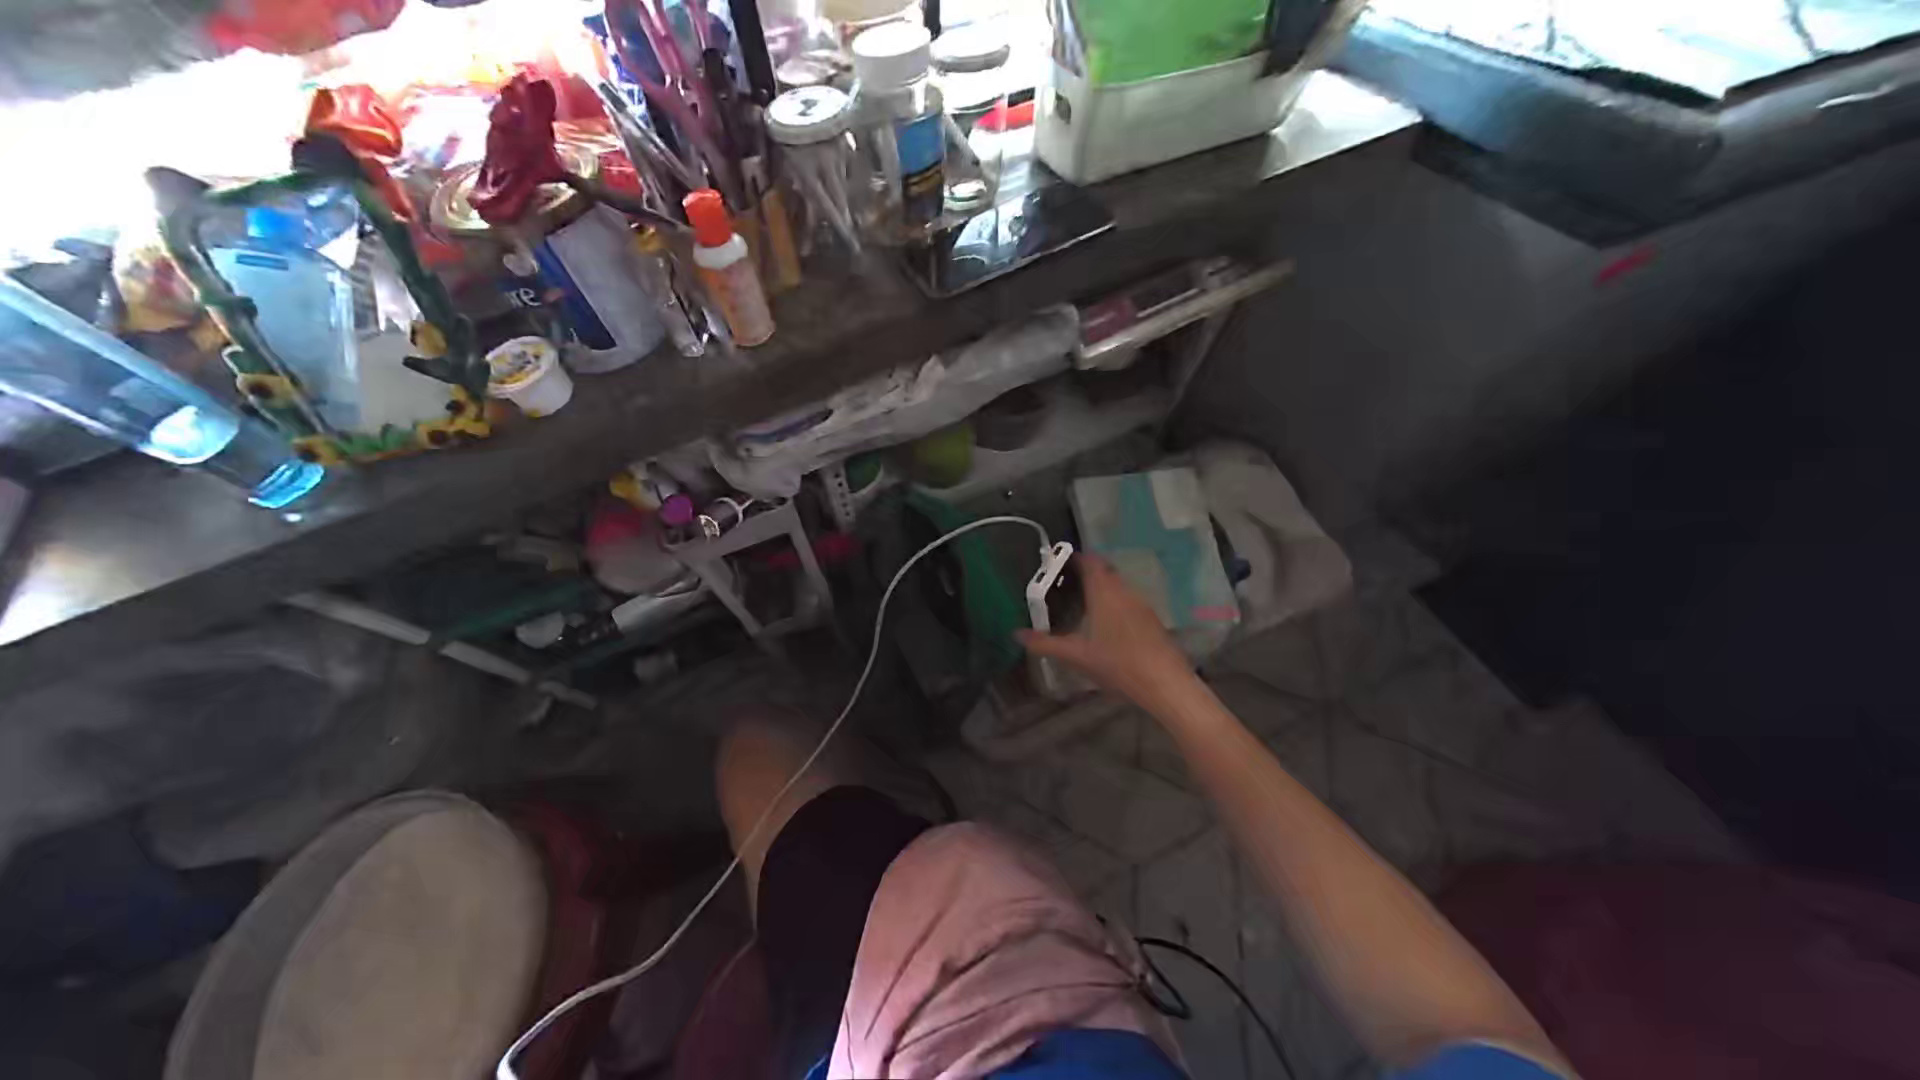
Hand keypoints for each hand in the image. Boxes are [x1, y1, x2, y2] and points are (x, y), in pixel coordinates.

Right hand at [1017, 554, 1195, 709]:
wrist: (1164, 683)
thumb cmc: (1117, 663)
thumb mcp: (1076, 655)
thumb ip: (1044, 643)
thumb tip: (1016, 634)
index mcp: (1104, 592)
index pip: (1090, 561)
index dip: (1074, 557)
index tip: (1057, 562)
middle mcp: (1124, 591)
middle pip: (1105, 570)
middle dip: (1086, 572)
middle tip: (1065, 583)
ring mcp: (1141, 604)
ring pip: (1118, 586)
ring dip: (1101, 587)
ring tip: (1081, 602)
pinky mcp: (1151, 619)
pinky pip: (1128, 600)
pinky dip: (1114, 602)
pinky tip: (1106, 624)